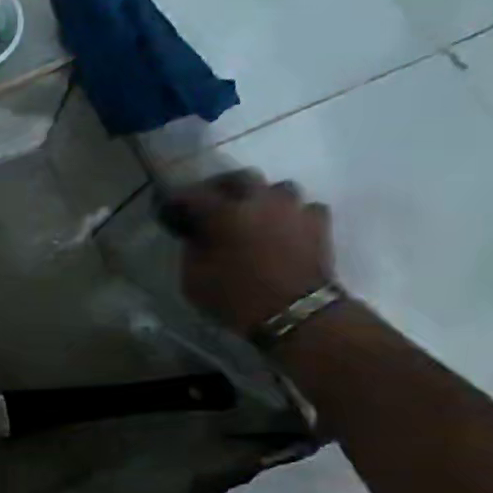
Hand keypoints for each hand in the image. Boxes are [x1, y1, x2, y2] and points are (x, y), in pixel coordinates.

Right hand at [164, 171, 334, 332]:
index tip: (172, 208)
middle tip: (216, 204)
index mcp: (224, 212)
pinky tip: (288, 231)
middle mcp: (259, 200)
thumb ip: (191, 252)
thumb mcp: (195, 282)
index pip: (195, 194)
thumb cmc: (238, 299)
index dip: (180, 199)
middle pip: (240, 178)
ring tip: (258, 216)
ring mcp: (293, 207)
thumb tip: (196, 237)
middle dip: (224, 187)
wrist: (298, 315)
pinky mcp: (319, 222)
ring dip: (264, 199)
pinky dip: (293, 217)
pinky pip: (304, 209)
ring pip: (276, 189)